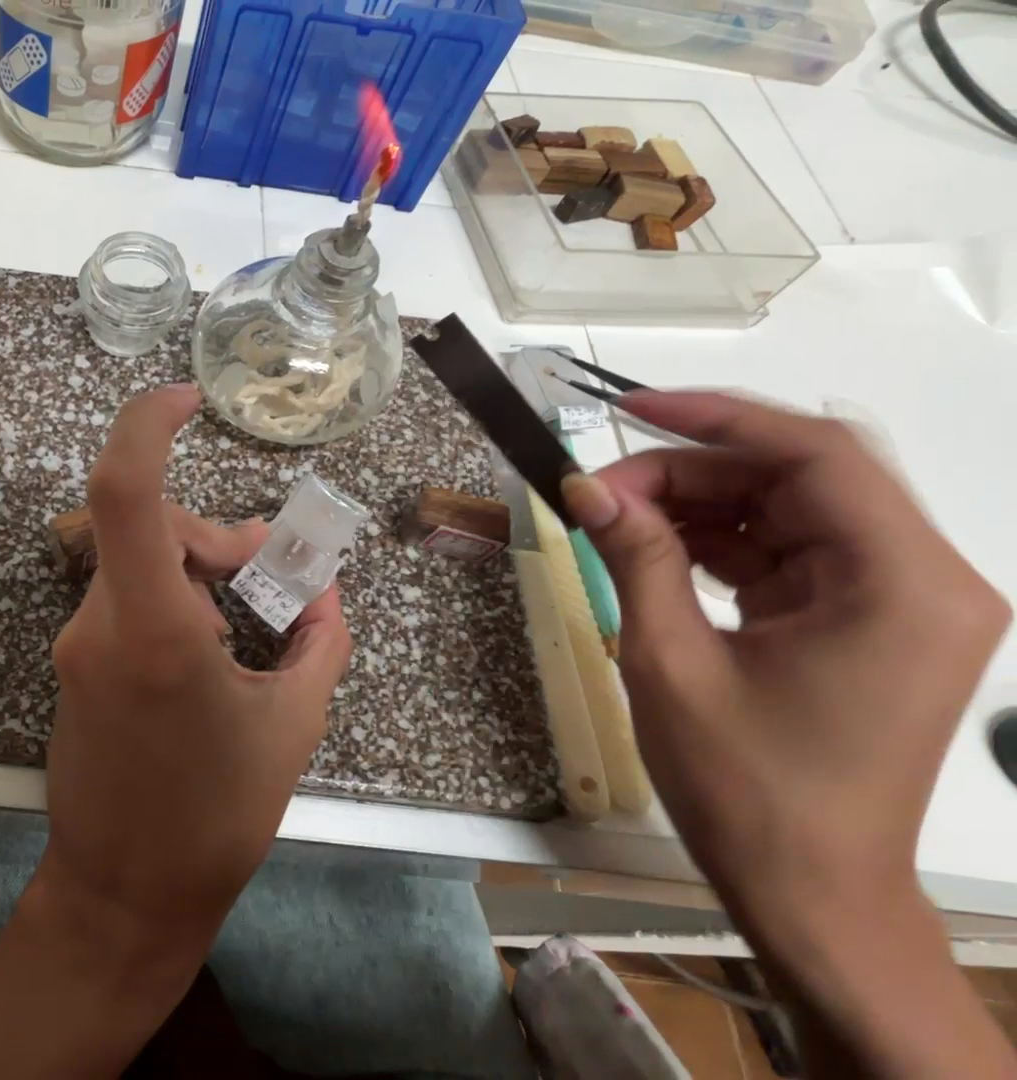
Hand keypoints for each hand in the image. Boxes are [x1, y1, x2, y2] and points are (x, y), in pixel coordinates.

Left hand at [43, 384, 353, 930]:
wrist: (124, 891)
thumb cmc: (216, 818)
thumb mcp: (293, 725)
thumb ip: (319, 643)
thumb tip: (325, 595)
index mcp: (152, 631)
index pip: (124, 492)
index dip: (146, 426)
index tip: (187, 400)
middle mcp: (98, 624)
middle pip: (146, 526)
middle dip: (213, 533)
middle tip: (268, 568)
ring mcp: (75, 644)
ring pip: (134, 562)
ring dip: (193, 566)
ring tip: (247, 611)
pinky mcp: (71, 664)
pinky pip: (122, 598)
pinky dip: (168, 595)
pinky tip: (208, 640)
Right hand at [565, 391, 1008, 910]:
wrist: (807, 886)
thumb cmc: (742, 784)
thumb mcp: (669, 661)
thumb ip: (635, 558)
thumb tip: (584, 488)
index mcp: (903, 584)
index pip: (817, 456)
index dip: (719, 419)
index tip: (628, 407)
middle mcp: (926, 579)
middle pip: (804, 480)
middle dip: (692, 472)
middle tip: (594, 490)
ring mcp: (900, 602)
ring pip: (792, 513)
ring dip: (700, 506)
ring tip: (611, 518)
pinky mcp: (868, 623)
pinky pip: (791, 554)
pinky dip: (719, 543)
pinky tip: (652, 546)